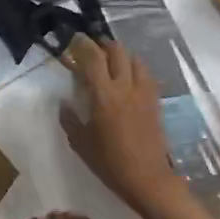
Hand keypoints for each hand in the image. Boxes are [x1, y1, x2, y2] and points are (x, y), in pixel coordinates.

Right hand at [59, 38, 184, 216]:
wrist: (147, 178)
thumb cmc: (109, 163)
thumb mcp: (81, 143)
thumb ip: (70, 119)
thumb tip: (64, 102)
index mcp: (104, 95)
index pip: (93, 58)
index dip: (82, 45)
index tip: (74, 40)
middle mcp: (125, 86)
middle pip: (116, 51)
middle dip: (102, 45)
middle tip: (91, 49)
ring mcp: (143, 91)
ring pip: (134, 59)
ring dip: (120, 54)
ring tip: (110, 61)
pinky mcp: (155, 100)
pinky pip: (145, 73)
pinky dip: (134, 68)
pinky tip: (128, 78)